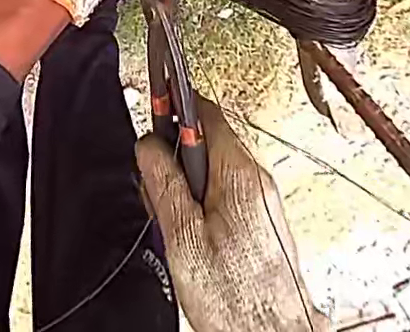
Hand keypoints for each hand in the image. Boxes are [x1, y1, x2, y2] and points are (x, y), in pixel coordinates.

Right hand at [136, 96, 327, 331]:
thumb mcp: (183, 237)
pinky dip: (203, 201)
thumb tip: (148, 144)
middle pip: (206, 140)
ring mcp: (261, 198)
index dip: (174, 109)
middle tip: (158, 190)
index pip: (203, 112)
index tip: (155, 111)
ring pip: (213, 167)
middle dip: (175, 157)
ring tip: (176, 223)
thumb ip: (163, 182)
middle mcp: (255, 178)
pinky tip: (194, 234)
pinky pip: (225, 190)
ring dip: (187, 183)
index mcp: (238, 172)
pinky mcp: (261, 218)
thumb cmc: (236, 301)